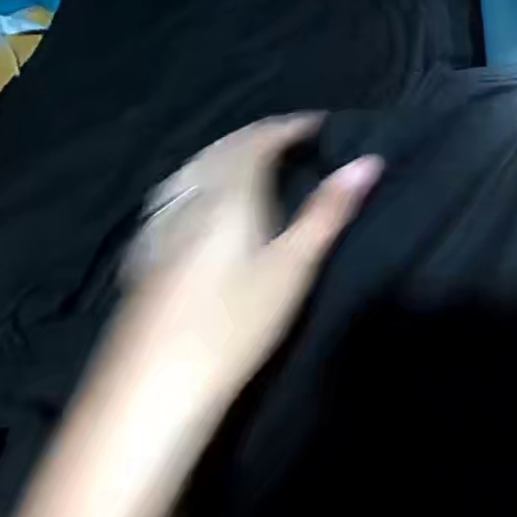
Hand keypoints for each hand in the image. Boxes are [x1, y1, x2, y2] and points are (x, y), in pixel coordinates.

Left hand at [120, 113, 381, 393]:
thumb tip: (369, 161)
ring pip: (196, 169)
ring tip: (254, 158)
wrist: (150, 392)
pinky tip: (201, 198)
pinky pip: (178, 192)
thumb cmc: (234, 323)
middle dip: (260, 135)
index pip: (259, 141)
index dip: (290, 127)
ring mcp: (162, 228)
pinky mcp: (147, 255)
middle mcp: (192, 200)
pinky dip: (202, 177)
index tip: (321, 125)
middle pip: (223, 150)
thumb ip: (329, 210)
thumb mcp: (294, 265)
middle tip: (293, 138)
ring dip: (228, 152)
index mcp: (229, 195)